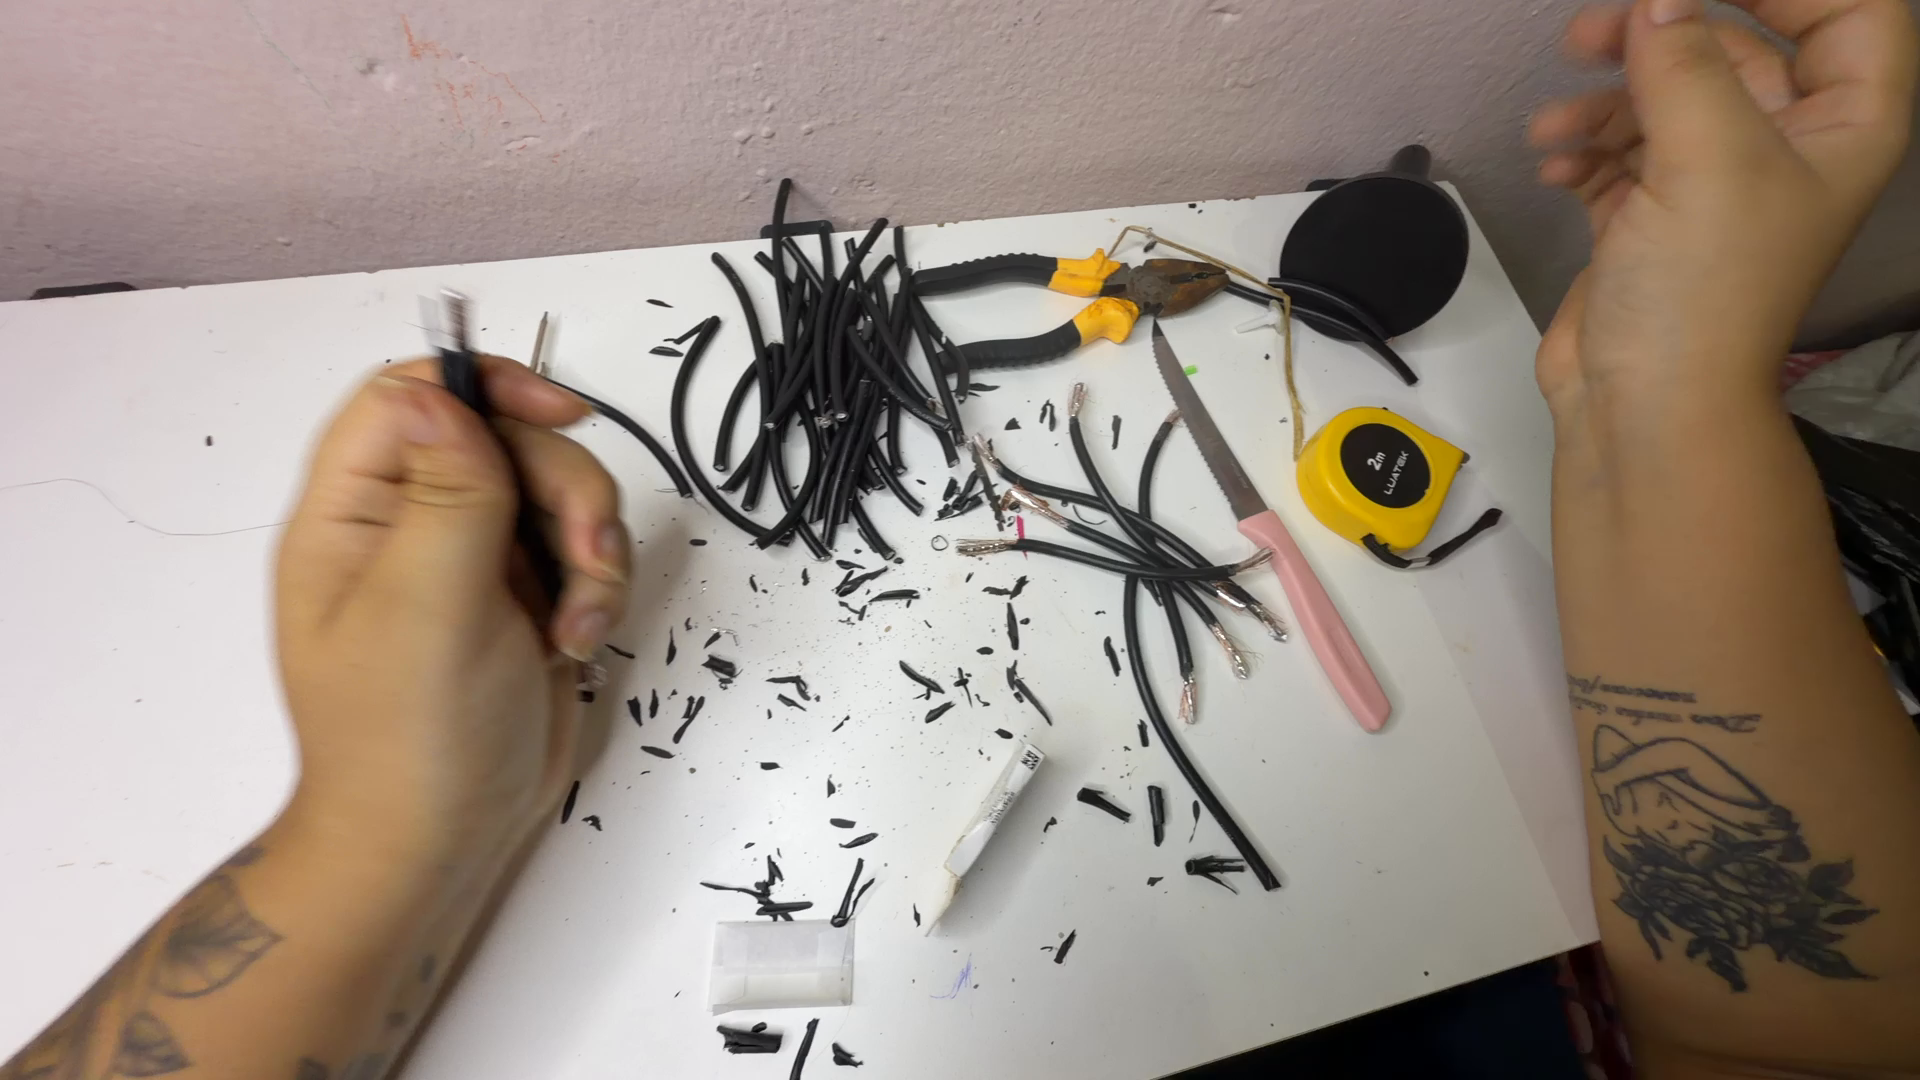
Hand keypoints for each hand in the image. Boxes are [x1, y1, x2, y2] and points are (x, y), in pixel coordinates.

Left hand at [274, 358, 630, 868]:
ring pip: (568, 499)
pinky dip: (602, 589)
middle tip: (588, 562)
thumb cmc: (416, 728)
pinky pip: (589, 551)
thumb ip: (446, 496)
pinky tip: (580, 640)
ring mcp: (483, 559)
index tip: (569, 416)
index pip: (416, 397)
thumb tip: (435, 392)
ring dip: (596, 556)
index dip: (492, 386)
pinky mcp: (533, 592)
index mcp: (362, 513)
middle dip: (573, 499)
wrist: (451, 828)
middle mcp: (422, 523)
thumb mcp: (430, 607)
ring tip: (580, 625)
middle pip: (519, 446)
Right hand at [1527, 0, 1916, 409]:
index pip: (1840, 13)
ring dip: (1600, 111)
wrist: (1640, 394)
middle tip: (1584, 34)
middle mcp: (1776, 149)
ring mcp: (1701, 190)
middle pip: (1727, 60)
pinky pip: (1613, 167)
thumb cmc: (1701, 288)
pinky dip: (1581, 161)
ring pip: (1656, 115)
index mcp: (1841, 123)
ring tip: (1548, 126)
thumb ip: (1685, 73)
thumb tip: (1656, 5)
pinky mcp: (1638, 226)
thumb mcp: (1707, 164)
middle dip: (1656, 43)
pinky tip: (1554, 170)